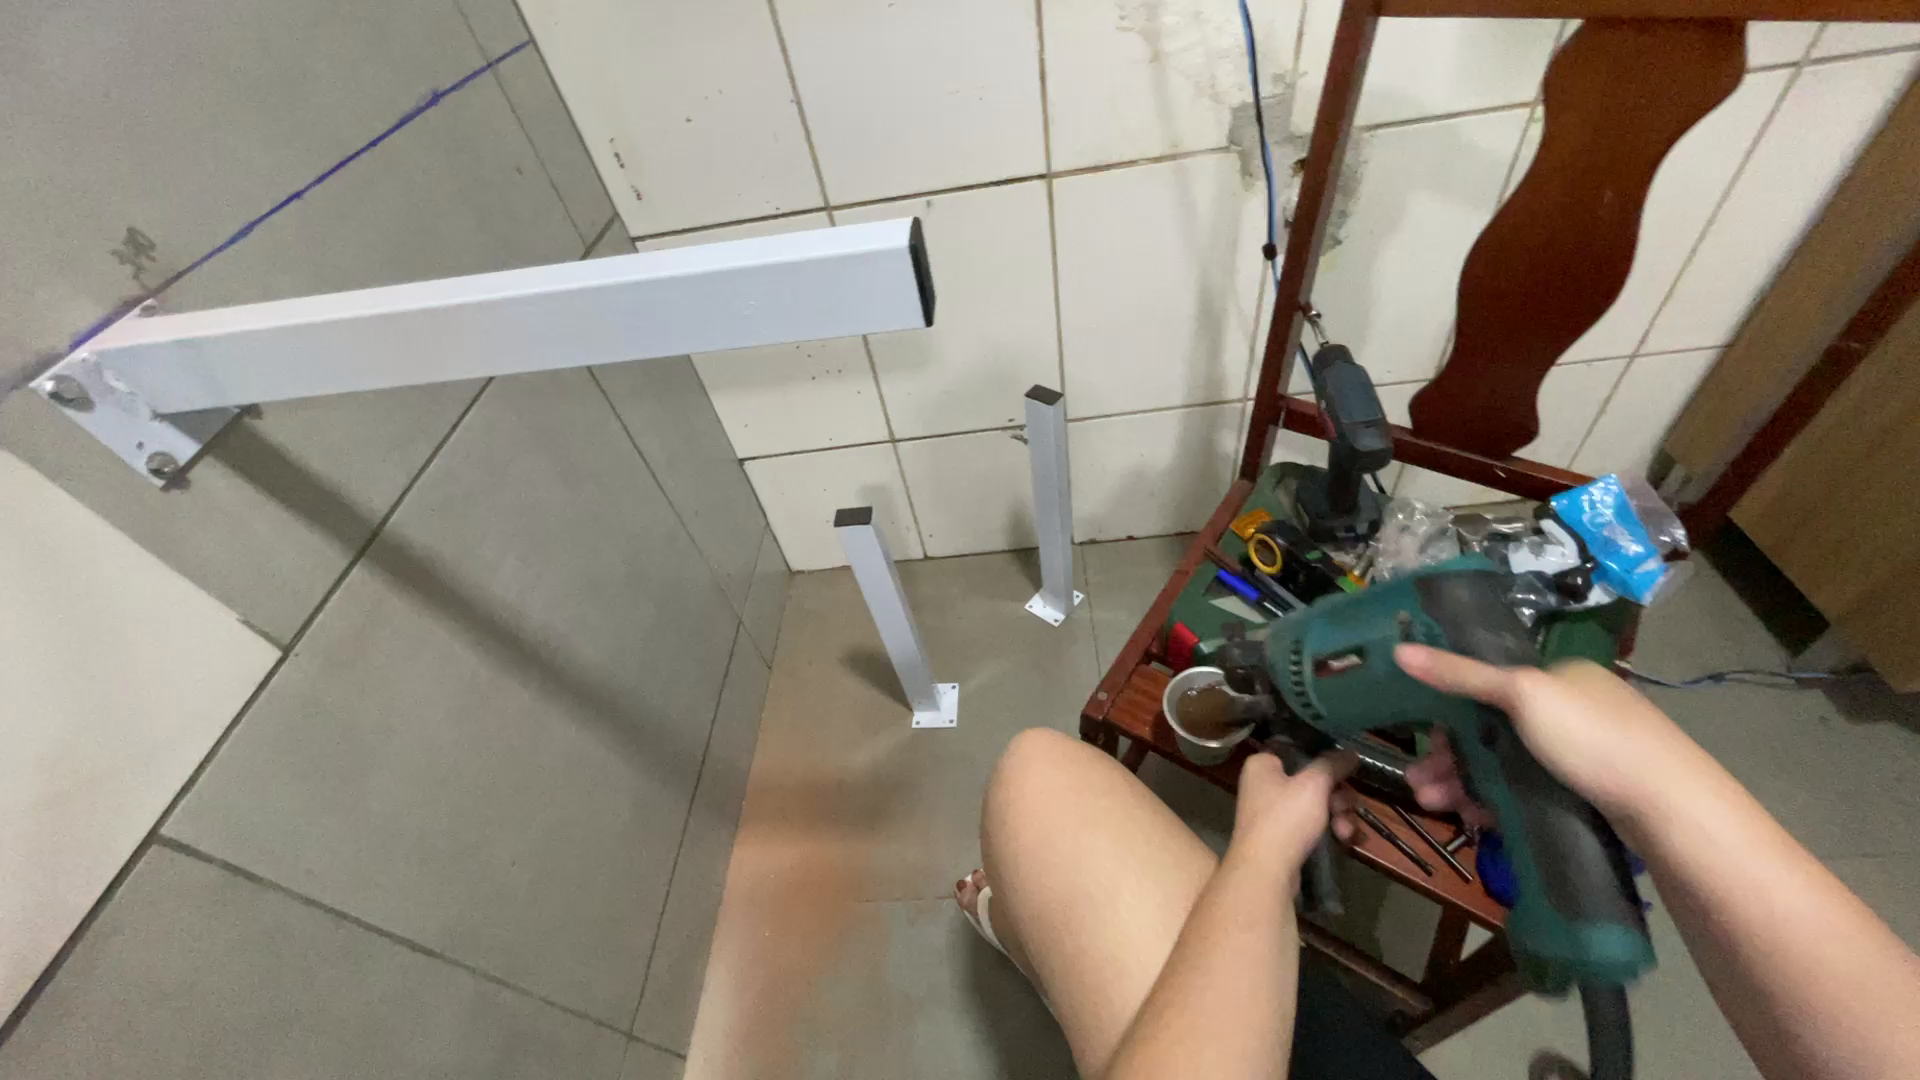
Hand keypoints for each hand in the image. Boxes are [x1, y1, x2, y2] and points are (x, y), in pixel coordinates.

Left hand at [1231, 749, 1358, 881]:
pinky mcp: (1284, 835)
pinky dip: (1331, 830)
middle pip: (1313, 780)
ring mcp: (1273, 811)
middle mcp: (1265, 784)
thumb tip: (1349, 751)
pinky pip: (1315, 825)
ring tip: (1345, 831)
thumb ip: (1332, 764)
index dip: (1324, 759)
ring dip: (1339, 816)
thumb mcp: (1313, 785)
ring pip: (1318, 804)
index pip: (1297, 749)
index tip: (1346, 768)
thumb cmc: (1285, 818)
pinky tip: (1346, 841)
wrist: (1266, 870)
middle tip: (1344, 806)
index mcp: (1263, 764)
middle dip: (1338, 796)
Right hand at [1396, 644, 1705, 832]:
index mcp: (1560, 675)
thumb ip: (1459, 674)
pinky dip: (1493, 799)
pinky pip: (1525, 790)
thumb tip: (1398, 650)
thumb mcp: (1521, 695)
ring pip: (1503, 763)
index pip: (1487, 683)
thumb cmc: (1595, 740)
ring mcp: (1581, 754)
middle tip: (1420, 781)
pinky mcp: (1587, 792)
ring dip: (1461, 781)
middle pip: (1489, 728)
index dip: (1449, 708)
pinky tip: (1471, 815)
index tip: (1425, 735)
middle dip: (1449, 756)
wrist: (1674, 813)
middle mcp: (1570, 709)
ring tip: (1432, 803)